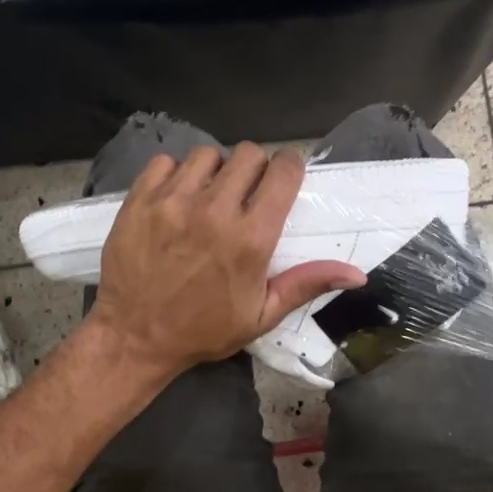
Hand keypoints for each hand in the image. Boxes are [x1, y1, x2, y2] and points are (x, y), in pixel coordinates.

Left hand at [87, 144, 366, 377]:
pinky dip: (175, 174)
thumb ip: (306, 284)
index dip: (289, 168)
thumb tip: (358, 273)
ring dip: (215, 169)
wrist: (134, 337)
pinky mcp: (140, 200)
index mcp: (251, 237)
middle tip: (246, 192)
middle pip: (248, 154)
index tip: (283, 178)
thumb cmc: (202, 330)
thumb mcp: (261, 315)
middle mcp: (215, 210)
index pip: (283, 171)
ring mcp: (173, 201)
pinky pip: (166, 162)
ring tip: (209, 195)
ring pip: (207, 154)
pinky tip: (177, 197)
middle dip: (255, 168)